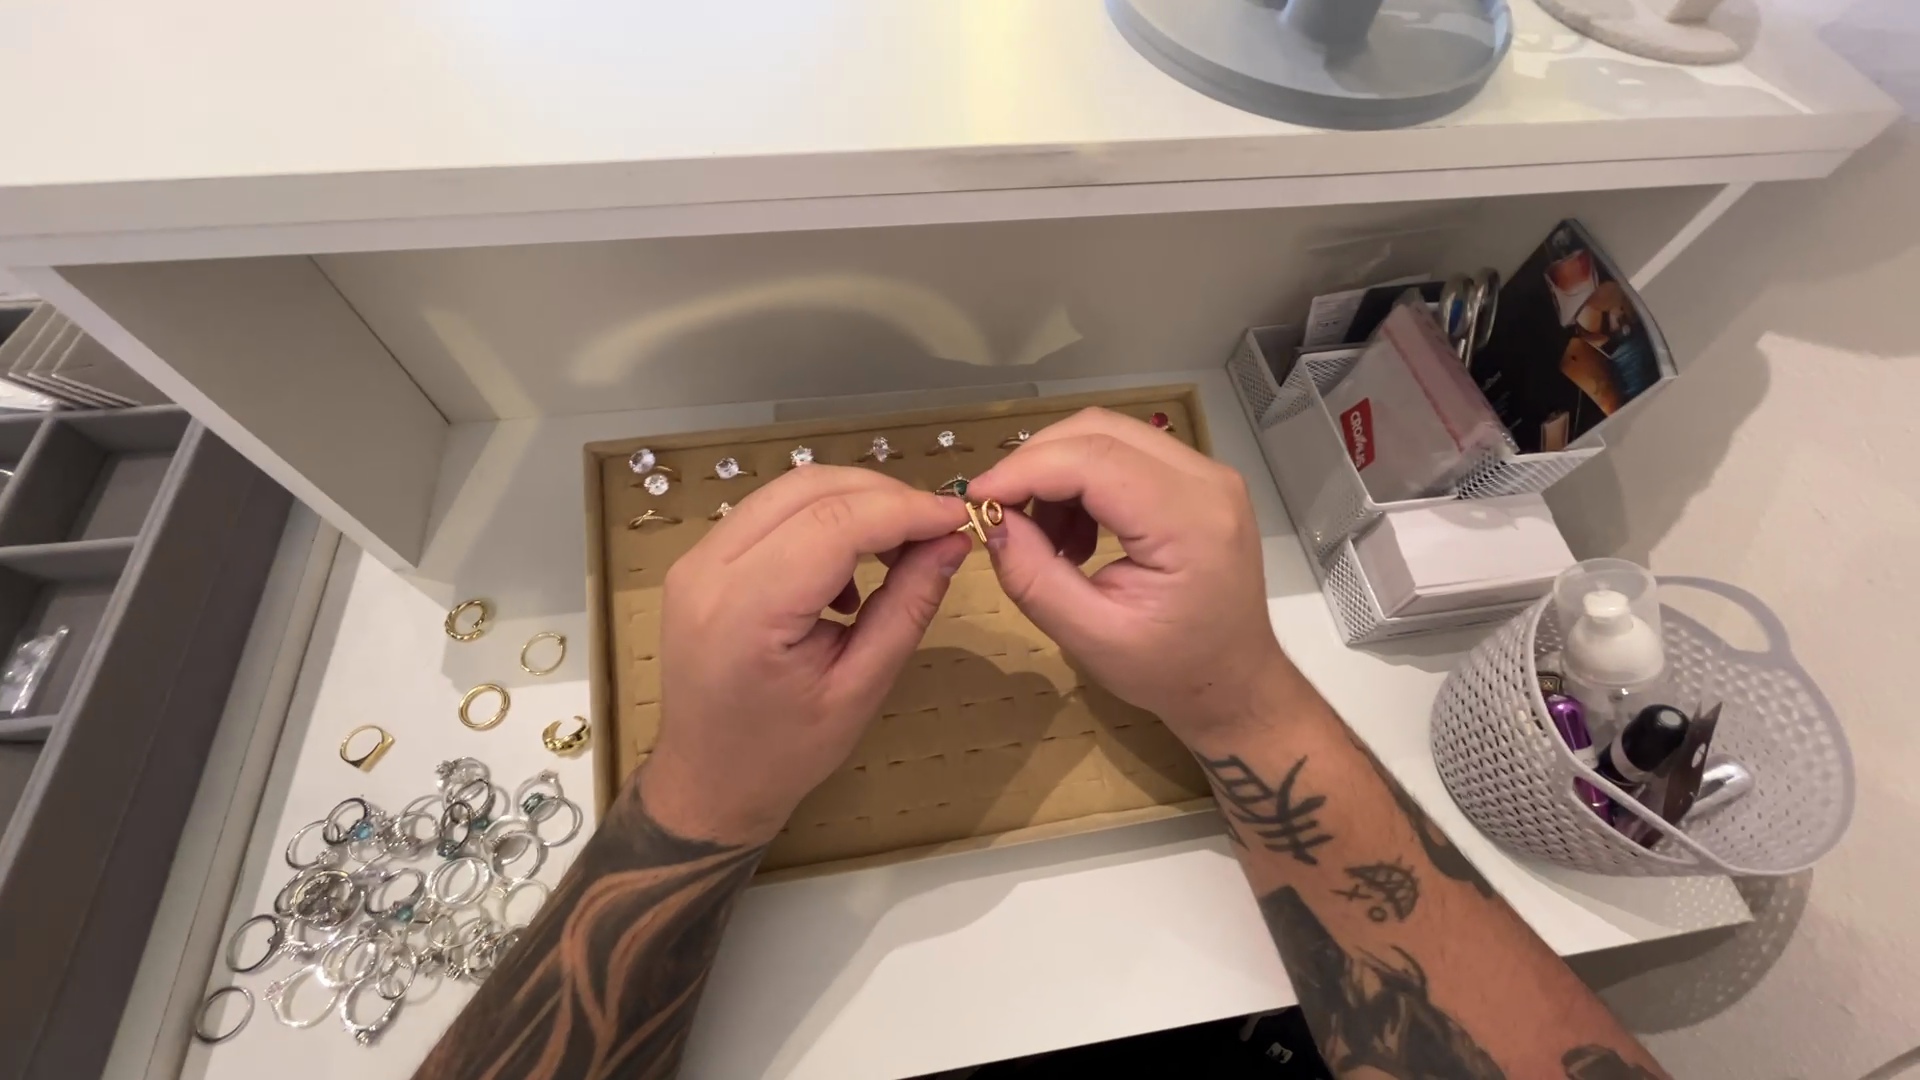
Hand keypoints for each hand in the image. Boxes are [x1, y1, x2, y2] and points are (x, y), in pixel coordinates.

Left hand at [643, 467, 970, 845]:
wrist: (708, 780)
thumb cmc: (786, 751)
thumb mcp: (862, 687)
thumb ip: (908, 606)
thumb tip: (952, 541)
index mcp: (746, 612)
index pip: (834, 524)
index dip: (905, 509)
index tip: (958, 516)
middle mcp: (708, 569)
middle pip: (809, 487)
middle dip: (884, 495)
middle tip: (933, 529)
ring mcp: (697, 558)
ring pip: (789, 490)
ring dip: (855, 502)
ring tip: (896, 549)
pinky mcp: (699, 559)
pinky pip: (772, 511)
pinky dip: (823, 518)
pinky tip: (845, 570)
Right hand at [970, 408, 1299, 747]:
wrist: (1233, 680)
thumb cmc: (1169, 670)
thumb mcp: (1090, 638)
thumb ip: (1033, 577)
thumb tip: (992, 522)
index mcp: (1189, 522)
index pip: (1093, 460)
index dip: (1024, 470)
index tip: (976, 498)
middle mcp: (1206, 481)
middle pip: (1099, 431)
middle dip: (1035, 464)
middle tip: (1001, 512)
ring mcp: (1206, 473)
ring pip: (1108, 435)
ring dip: (1057, 472)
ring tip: (1044, 536)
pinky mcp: (1197, 479)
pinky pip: (1124, 453)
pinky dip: (1082, 480)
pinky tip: (1075, 532)